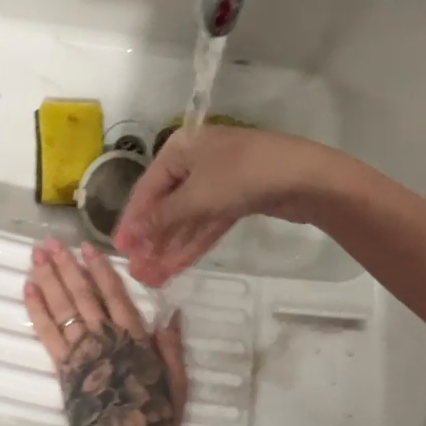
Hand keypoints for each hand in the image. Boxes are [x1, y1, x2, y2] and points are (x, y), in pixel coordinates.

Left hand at [23, 239, 187, 425]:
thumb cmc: (153, 422)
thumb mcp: (177, 386)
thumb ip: (171, 348)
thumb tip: (173, 313)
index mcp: (136, 339)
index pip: (115, 295)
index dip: (101, 269)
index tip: (87, 247)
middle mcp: (106, 338)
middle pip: (82, 294)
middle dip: (66, 266)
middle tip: (50, 242)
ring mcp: (81, 351)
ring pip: (63, 307)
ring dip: (48, 278)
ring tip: (37, 255)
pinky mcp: (63, 367)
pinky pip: (46, 332)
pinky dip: (36, 309)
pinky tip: (28, 289)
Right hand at [112, 126, 343, 285]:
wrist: (304, 176)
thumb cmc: (241, 176)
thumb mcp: (196, 198)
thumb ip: (161, 218)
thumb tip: (130, 235)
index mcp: (179, 148)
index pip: (147, 188)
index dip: (133, 221)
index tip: (120, 250)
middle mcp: (195, 160)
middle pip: (167, 204)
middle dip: (152, 240)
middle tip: (138, 272)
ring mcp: (218, 180)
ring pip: (187, 217)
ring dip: (171, 247)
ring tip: (153, 277)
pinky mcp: (238, 198)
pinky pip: (208, 222)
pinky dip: (193, 242)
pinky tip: (177, 267)